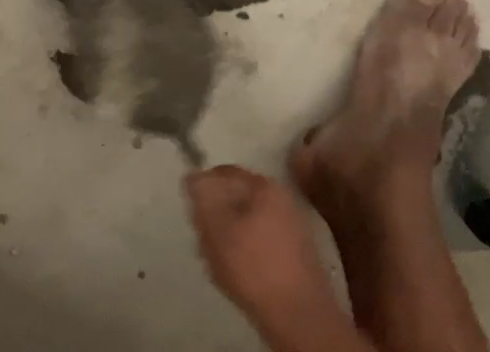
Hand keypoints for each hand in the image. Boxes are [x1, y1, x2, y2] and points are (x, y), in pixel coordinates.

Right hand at [183, 165, 333, 312]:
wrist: (298, 317)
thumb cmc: (251, 265)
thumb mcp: (213, 224)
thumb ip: (200, 193)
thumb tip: (193, 175)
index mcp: (264, 186)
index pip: (222, 173)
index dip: (201, 188)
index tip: (192, 211)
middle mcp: (283, 200)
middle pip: (235, 197)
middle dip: (215, 214)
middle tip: (203, 236)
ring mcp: (293, 228)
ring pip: (247, 221)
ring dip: (229, 234)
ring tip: (218, 257)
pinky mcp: (296, 255)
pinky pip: (260, 242)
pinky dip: (246, 251)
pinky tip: (238, 271)